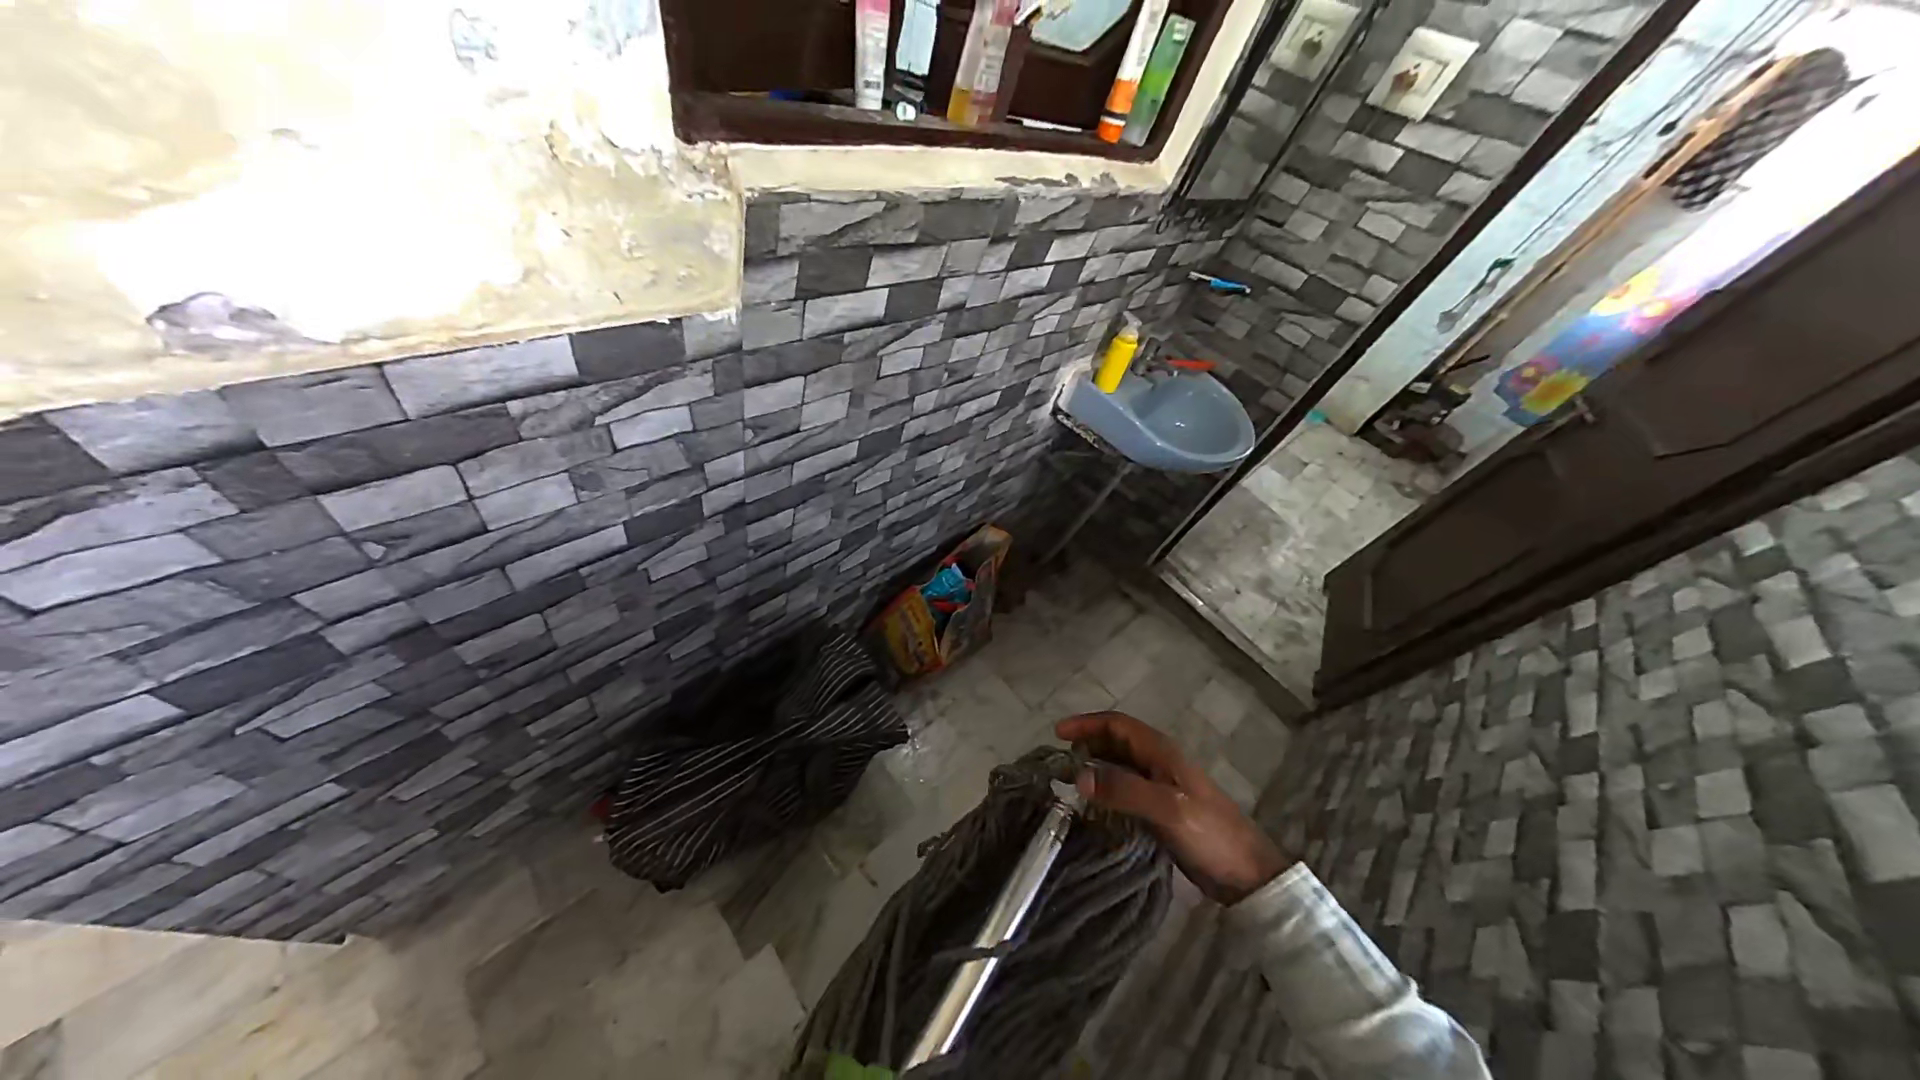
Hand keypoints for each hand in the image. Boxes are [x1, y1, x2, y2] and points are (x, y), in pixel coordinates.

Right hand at [1056, 711, 1293, 904]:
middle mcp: (1160, 762)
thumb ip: (1124, 790)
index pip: (1118, 724)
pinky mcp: (1162, 809)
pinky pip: (1126, 788)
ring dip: (1095, 765)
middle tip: (1058, 759)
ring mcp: (1162, 786)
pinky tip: (1093, 805)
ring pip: (1120, 764)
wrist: (1247, 875)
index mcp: (1162, 752)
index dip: (1087, 724)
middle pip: (1117, 741)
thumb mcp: (1167, 809)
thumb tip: (1078, 776)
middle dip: (1087, 742)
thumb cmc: (1210, 835)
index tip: (1057, 734)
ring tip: (1069, 780)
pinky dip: (1106, 789)